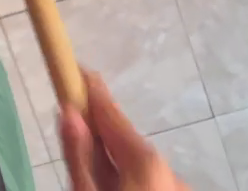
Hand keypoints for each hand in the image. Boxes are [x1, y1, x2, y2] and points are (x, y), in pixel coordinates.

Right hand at [59, 73, 187, 190]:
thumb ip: (79, 155)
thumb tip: (67, 110)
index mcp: (148, 162)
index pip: (111, 112)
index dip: (89, 88)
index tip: (72, 68)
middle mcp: (172, 170)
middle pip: (124, 140)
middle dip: (99, 132)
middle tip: (72, 124)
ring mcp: (179, 187)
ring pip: (137, 164)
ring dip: (113, 160)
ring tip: (90, 171)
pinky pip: (149, 180)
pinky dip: (130, 179)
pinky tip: (113, 187)